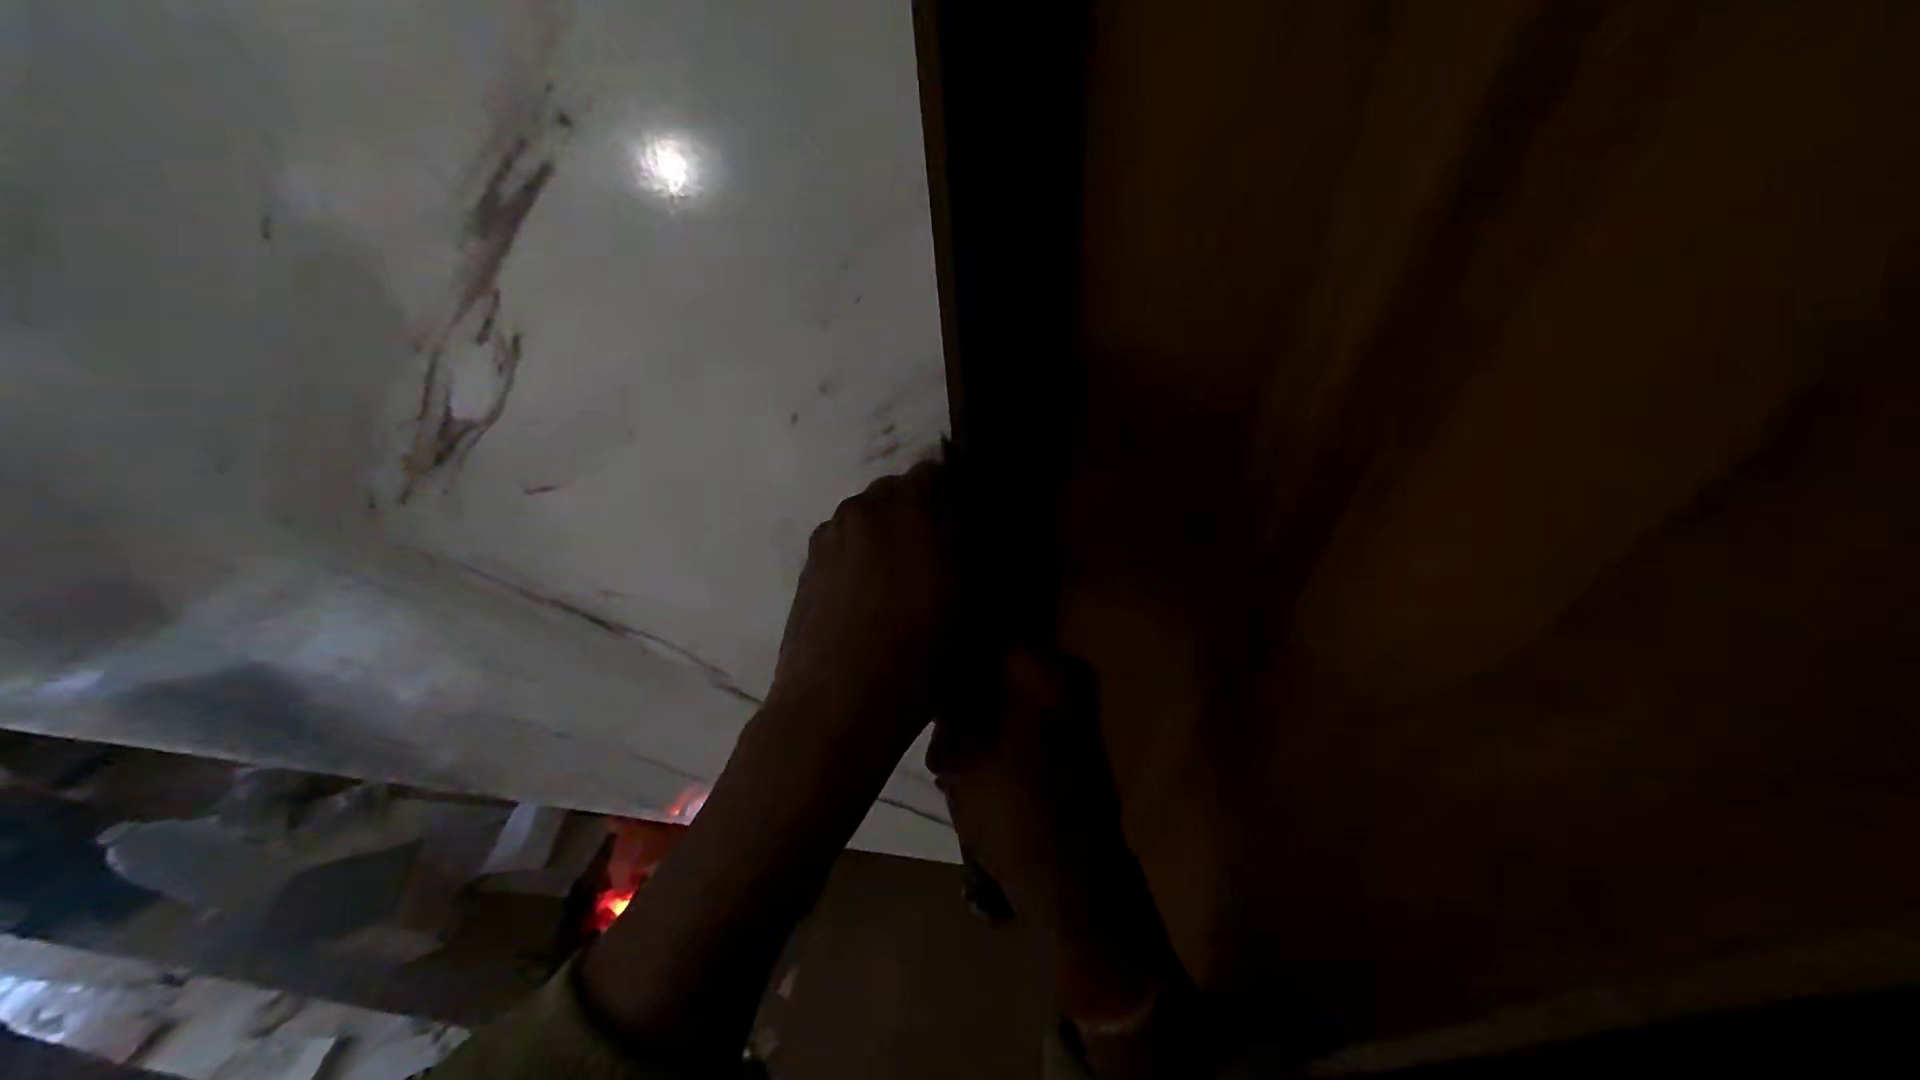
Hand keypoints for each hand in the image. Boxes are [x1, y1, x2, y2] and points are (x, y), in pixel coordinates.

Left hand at [767, 458, 955, 749]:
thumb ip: (966, 542)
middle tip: (936, 551)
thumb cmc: (918, 650)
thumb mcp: (966, 597)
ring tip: (899, 580)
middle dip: (917, 512)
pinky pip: (842, 546)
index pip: (934, 472)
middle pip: (894, 493)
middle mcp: (860, 509)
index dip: (953, 490)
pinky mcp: (806, 568)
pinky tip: (868, 598)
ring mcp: (826, 538)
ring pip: (865, 520)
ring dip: (885, 534)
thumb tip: (964, 517)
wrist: (838, 700)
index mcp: (904, 507)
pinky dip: (859, 557)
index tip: (965, 516)